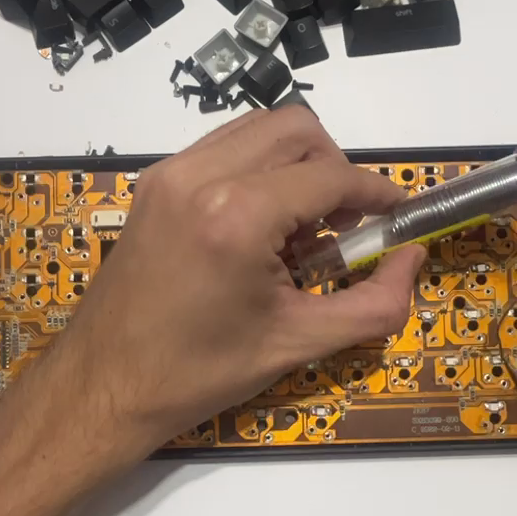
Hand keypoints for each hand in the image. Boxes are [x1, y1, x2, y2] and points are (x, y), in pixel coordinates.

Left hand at [18, 107, 424, 460]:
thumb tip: (412, 259)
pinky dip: (257, 170)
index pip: (330, 175)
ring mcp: (169, 173)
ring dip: (296, 164)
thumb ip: (372, 304)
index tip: (397, 214)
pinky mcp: (153, 184)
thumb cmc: (197, 374)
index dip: (376, 192)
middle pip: (297, 129)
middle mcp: (199, 175)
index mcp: (236, 214)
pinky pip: (223, 148)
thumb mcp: (295, 345)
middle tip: (344, 226)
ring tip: (301, 229)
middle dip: (335, 169)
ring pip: (257, 130)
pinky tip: (258, 228)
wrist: (104, 387)